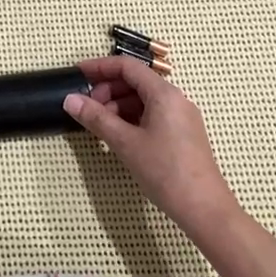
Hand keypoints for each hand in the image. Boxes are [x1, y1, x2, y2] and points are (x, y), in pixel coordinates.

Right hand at [64, 56, 239, 229]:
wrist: (205, 210)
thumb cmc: (165, 171)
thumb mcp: (125, 143)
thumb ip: (96, 118)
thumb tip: (70, 100)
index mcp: (164, 93)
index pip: (127, 66)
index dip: (100, 67)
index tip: (78, 74)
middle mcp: (175, 98)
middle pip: (136, 81)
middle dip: (108, 90)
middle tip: (87, 107)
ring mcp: (181, 117)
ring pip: (144, 99)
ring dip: (119, 105)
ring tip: (101, 125)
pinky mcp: (183, 134)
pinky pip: (153, 114)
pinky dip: (132, 118)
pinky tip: (120, 135)